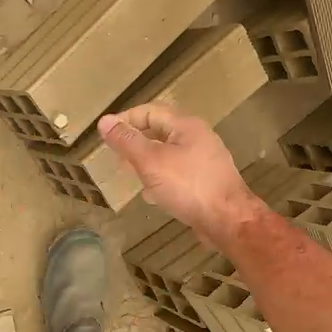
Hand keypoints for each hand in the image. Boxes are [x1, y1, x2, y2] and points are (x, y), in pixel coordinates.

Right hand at [98, 103, 265, 241]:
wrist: (227, 219)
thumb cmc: (188, 186)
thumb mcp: (151, 161)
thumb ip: (127, 141)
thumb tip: (104, 122)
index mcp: (186, 126)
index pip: (150, 111)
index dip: (126, 119)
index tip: (106, 135)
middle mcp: (198, 138)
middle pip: (160, 131)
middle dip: (136, 142)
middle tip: (117, 155)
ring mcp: (204, 160)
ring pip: (168, 154)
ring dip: (147, 162)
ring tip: (131, 174)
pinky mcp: (205, 181)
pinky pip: (177, 173)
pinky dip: (161, 179)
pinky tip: (153, 195)